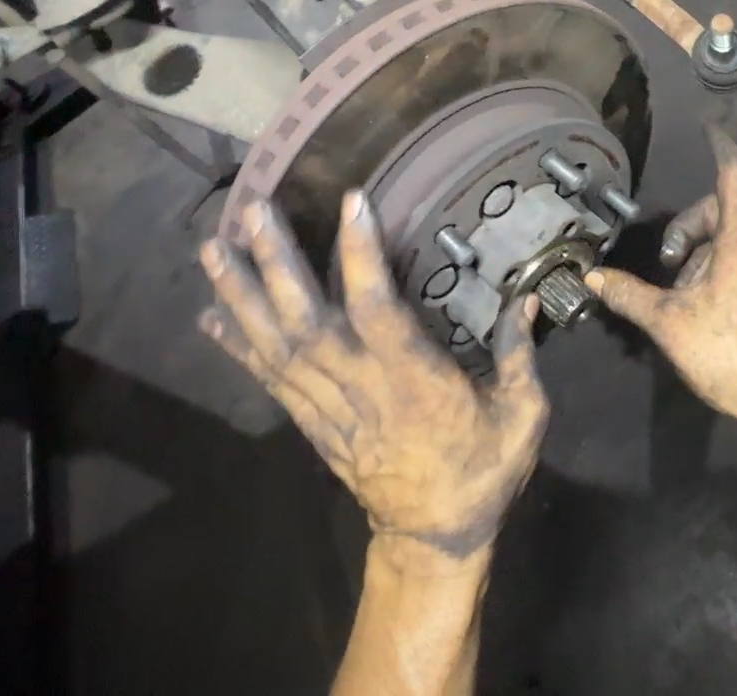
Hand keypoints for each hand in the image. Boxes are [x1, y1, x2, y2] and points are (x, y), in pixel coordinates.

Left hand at [198, 192, 550, 559]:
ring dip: (243, 296)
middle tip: (252, 211)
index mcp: (413, 380)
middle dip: (277, 264)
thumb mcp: (523, 414)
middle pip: (308, 321)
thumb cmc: (484, 469)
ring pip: (278, 345)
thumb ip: (519, 355)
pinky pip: (269, 380)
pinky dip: (239, 347)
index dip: (361, 256)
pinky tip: (211, 315)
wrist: (435, 536)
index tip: (352, 202)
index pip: (377, 310)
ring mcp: (329, 406)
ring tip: (214, 249)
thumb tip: (526, 299)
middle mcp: (360, 386)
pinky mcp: (313, 423)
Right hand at [585, 126, 736, 427]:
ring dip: (702, 253)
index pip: (734, 177)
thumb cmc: (729, 353)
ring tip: (682, 293)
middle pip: (726, 210)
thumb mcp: (669, 323)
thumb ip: (629, 295)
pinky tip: (705, 308)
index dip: (721, 148)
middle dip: (690, 225)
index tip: (710, 128)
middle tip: (667, 262)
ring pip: (735, 241)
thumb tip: (593, 278)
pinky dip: (721, 269)